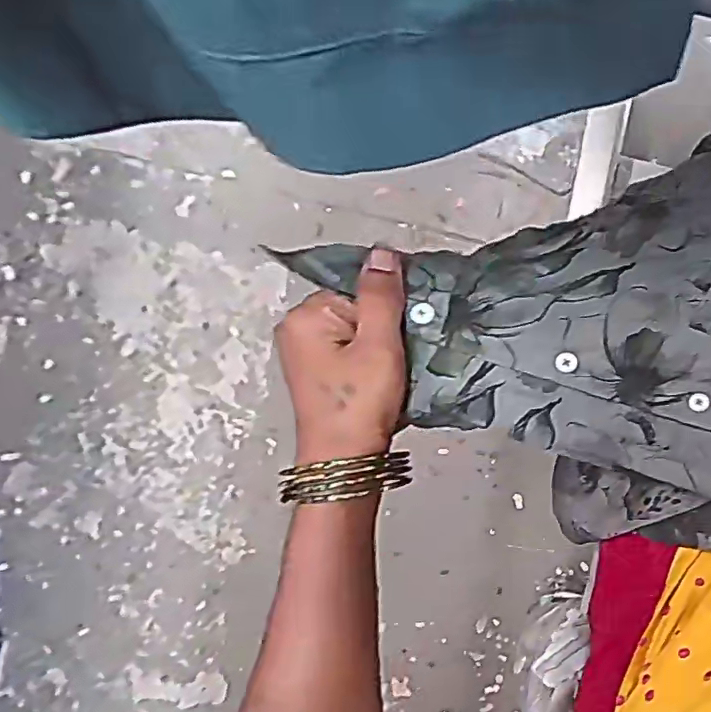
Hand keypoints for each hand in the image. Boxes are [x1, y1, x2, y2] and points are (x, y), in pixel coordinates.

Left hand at [276, 248, 408, 463]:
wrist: (345, 458)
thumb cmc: (360, 402)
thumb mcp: (379, 344)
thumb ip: (382, 297)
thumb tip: (384, 253)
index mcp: (306, 316)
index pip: (358, 289)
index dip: (390, 307)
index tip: (412, 330)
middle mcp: (298, 330)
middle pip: (358, 311)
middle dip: (388, 329)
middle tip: (406, 355)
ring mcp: (307, 355)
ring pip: (360, 335)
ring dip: (385, 348)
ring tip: (398, 371)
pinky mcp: (321, 376)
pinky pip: (355, 354)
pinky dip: (375, 363)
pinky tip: (387, 381)